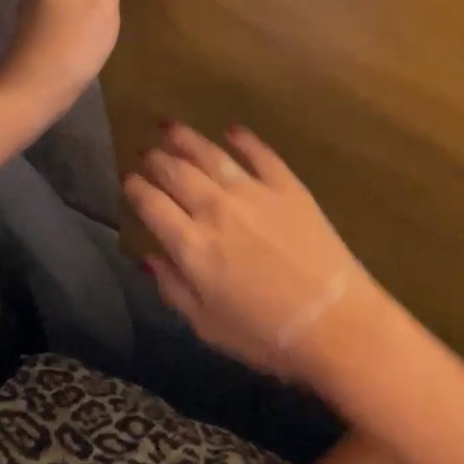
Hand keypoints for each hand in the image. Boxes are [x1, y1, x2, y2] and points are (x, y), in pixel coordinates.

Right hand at [123, 123, 387, 383]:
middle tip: (147, 153)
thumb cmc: (265, 335)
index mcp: (191, 245)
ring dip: (187, 139)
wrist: (333, 321)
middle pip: (176, 172)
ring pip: (211, 154)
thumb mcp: (206, 325)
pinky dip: (243, 139)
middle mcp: (215, 209)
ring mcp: (253, 192)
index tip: (129, 182)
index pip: (151, 205)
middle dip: (156, 160)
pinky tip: (232, 131)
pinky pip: (260, 153)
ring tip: (171, 128)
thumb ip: (173, 287)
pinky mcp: (288, 186)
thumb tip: (148, 256)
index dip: (135, 189)